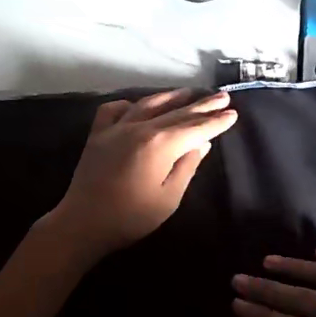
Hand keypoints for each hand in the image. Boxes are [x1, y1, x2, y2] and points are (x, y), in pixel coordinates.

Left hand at [45, 88, 237, 258]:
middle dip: (202, 105)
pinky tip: (138, 105)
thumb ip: (187, 167)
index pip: (195, 128)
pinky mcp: (97, 134)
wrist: (82, 224)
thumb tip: (201, 144)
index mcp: (160, 144)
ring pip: (148, 104)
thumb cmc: (130, 218)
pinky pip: (114, 109)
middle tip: (222, 96)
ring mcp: (116, 128)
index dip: (216, 122)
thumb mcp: (168, 198)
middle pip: (177, 112)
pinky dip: (129, 104)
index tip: (233, 114)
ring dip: (171, 97)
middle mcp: (140, 127)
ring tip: (189, 92)